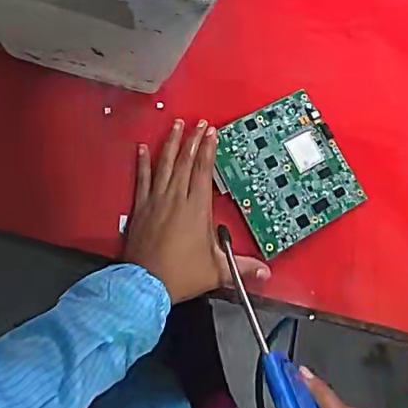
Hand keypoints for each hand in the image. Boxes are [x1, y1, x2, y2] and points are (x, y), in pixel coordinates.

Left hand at [122, 119, 268, 302]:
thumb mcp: (216, 271)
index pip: (203, 171)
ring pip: (164, 164)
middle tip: (199, 123)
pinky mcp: (141, 207)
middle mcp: (176, 198)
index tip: (212, 133)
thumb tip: (266, 272)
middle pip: (185, 162)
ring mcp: (156, 200)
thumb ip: (241, 268)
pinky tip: (142, 148)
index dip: (208, 150)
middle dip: (193, 140)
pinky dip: (142, 162)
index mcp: (196, 209)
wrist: (145, 284)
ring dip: (171, 143)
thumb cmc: (181, 275)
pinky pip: (142, 179)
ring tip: (177, 126)